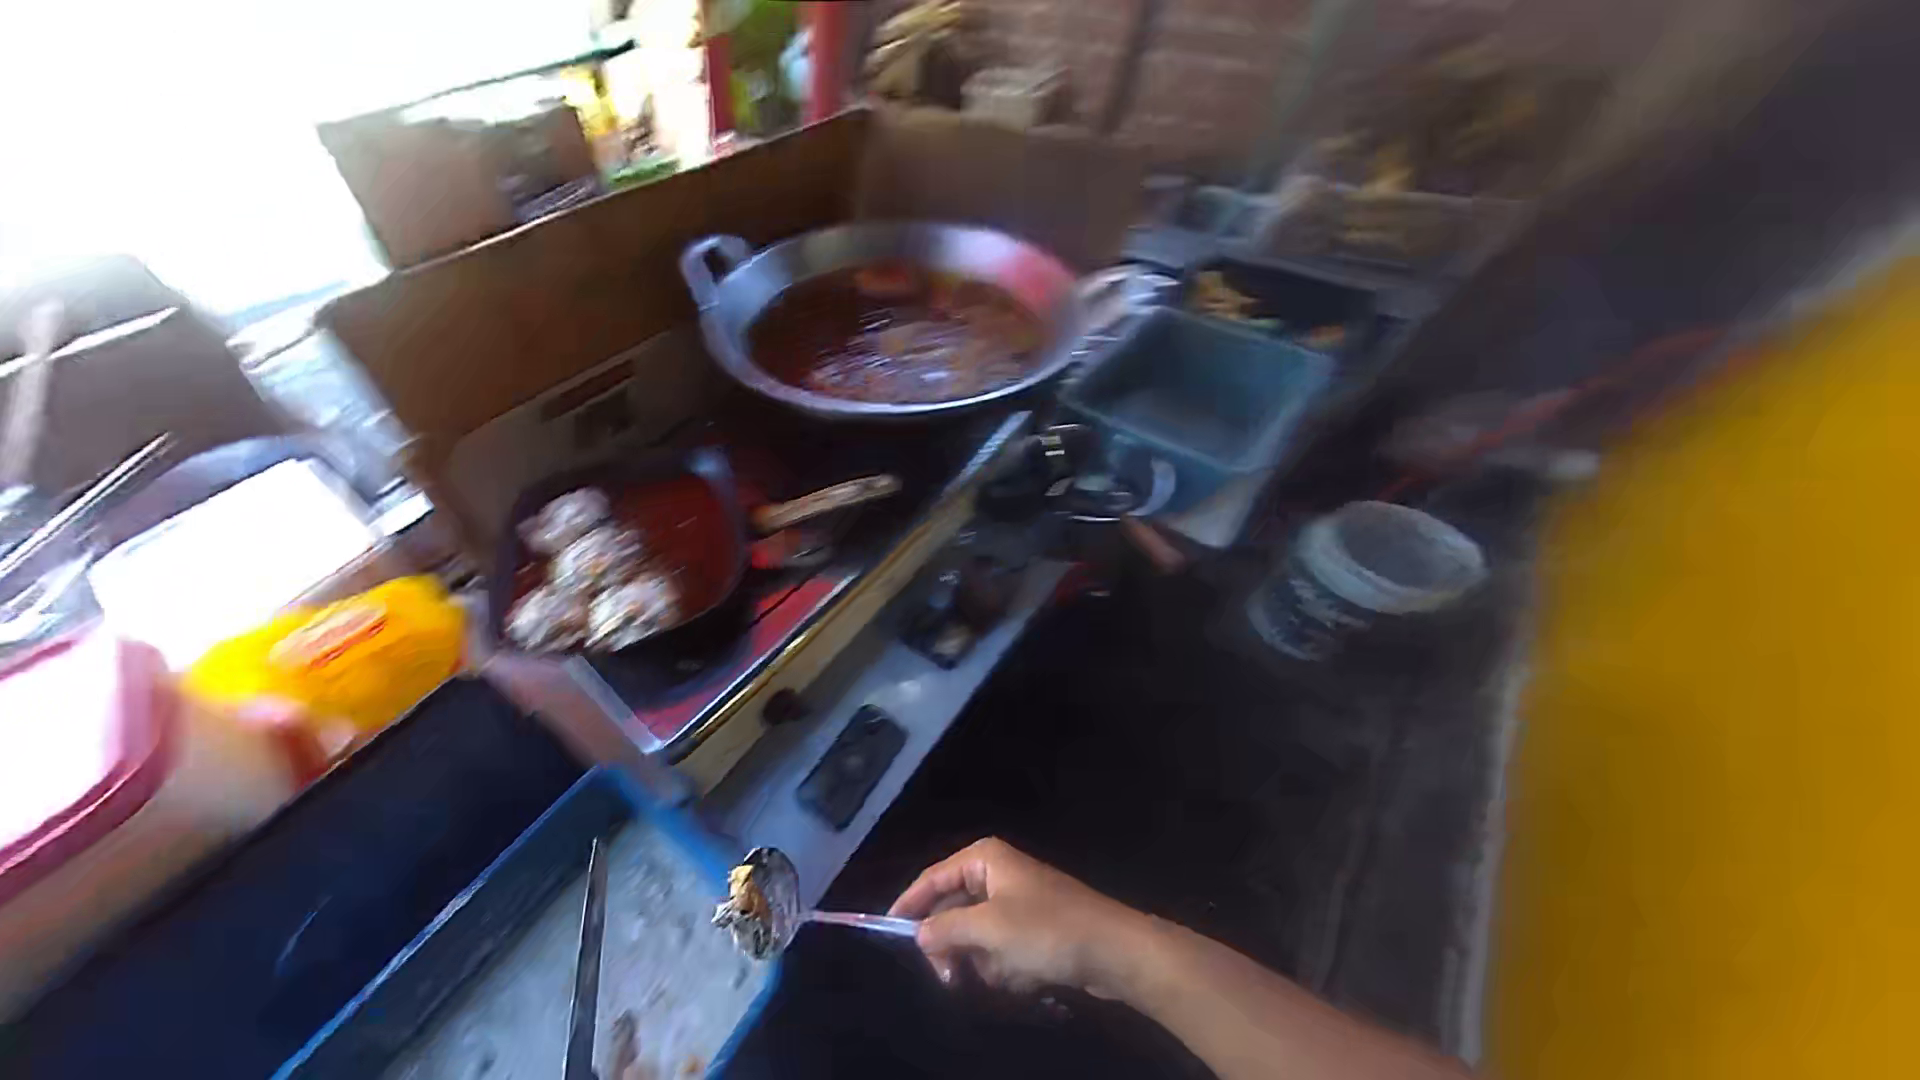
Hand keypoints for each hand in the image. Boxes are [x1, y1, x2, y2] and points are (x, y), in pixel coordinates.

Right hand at [888, 837, 1156, 996]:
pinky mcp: (1030, 927)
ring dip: (981, 961)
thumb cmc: (1046, 930)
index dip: (909, 904)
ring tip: (1002, 975)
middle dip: (952, 945)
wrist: (1111, 949)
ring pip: (975, 935)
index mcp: (983, 858)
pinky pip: (999, 949)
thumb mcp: (989, 929)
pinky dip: (1003, 967)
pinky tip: (1022, 978)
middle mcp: (996, 872)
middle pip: (952, 909)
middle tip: (949, 977)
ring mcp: (1014, 899)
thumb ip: (946, 929)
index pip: (932, 877)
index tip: (887, 932)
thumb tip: (919, 933)